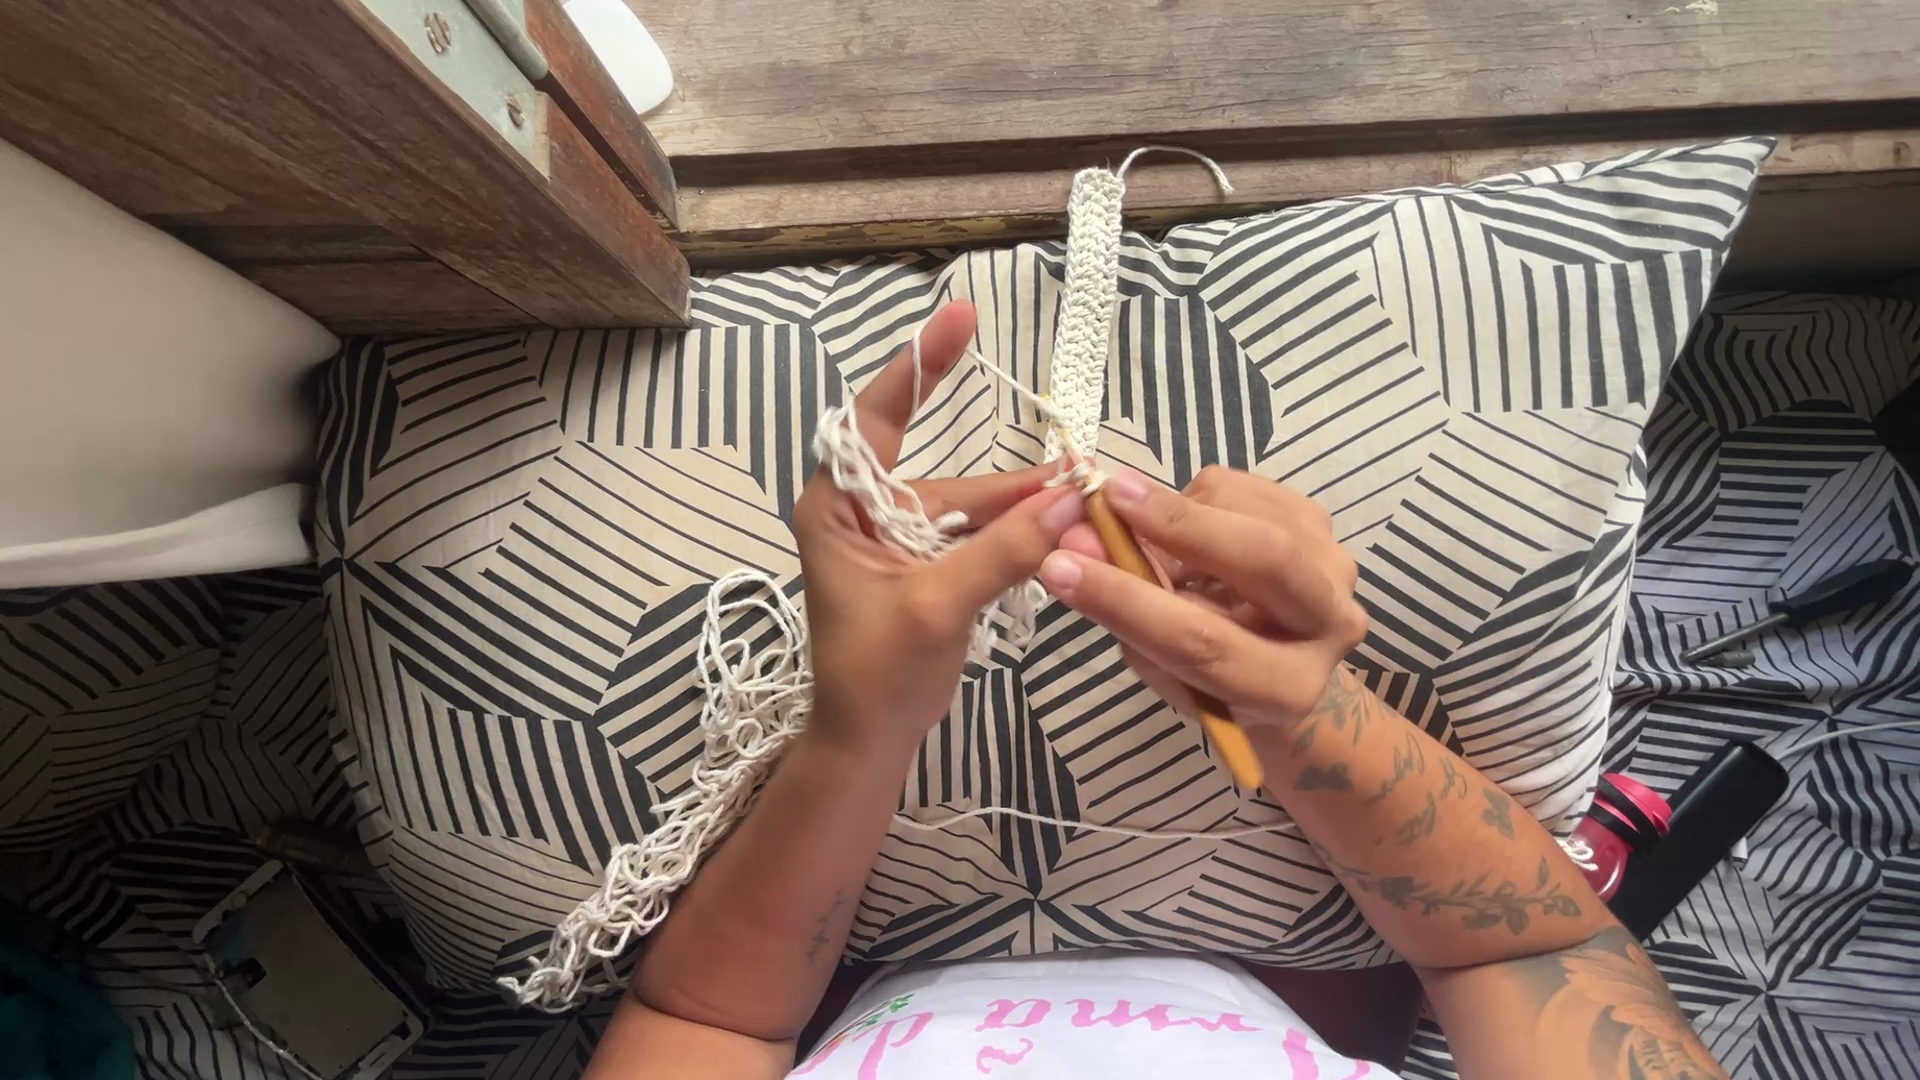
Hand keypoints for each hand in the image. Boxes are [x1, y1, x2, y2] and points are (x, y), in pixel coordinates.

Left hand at [794, 301, 1084, 755]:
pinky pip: (974, 536)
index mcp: (838, 506)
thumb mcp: (938, 604)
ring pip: (967, 506)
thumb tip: (1071, 497)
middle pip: (939, 467)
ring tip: (1081, 493)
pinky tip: (1056, 525)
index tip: (960, 318)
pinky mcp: (924, 566)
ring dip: (1020, 505)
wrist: (869, 737)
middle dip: (1006, 473)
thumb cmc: (877, 672)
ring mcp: (897, 539)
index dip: (919, 366)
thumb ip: (1004, 549)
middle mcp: (864, 511)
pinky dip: (1013, 534)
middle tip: (1072, 453)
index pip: (875, 419)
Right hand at [1039, 465, 1364, 728]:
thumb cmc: (1204, 674)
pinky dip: (1194, 495)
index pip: (1200, 642)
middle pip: (1263, 557)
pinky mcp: (1322, 523)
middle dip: (1177, 523)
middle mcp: (1332, 625)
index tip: (1061, 566)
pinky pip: (1244, 486)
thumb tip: (1072, 544)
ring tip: (1145, 533)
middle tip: (1109, 497)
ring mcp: (1336, 566)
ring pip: (1246, 510)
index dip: (1126, 601)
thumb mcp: (1155, 660)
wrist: (1275, 658)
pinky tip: (1187, 527)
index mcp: (1285, 687)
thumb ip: (1120, 611)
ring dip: (1177, 509)